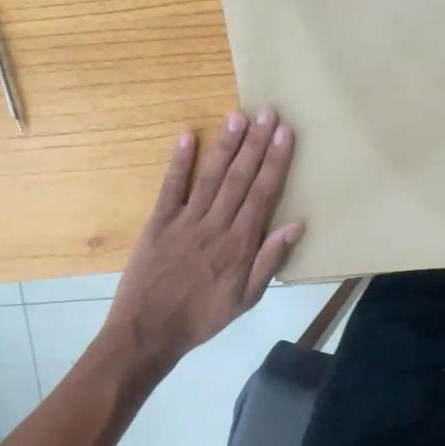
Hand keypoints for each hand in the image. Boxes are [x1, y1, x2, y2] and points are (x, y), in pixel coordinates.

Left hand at [99, 108, 303, 376]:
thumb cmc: (203, 317)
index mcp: (240, 243)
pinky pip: (170, 188)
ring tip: (238, 116)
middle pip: (240, 177)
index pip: (263, 193)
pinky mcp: (158, 223)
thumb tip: (297, 223)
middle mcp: (216, 225)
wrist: (147, 334)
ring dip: (226, 145)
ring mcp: (185, 222)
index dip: (276, 161)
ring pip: (211, 176)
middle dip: (256, 143)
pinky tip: (187, 136)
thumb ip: (271, 259)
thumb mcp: (248, 298)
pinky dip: (179, 162)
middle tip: (268, 112)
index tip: (286, 133)